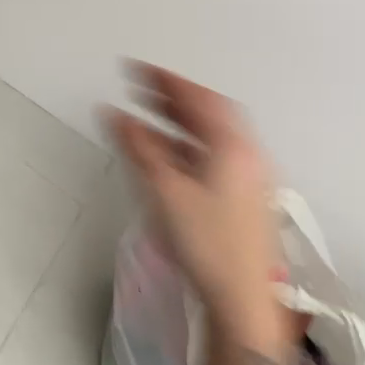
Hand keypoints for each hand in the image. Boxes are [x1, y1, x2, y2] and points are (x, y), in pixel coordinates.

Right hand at [106, 63, 284, 349]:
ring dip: (181, 120)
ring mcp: (248, 181)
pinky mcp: (242, 200)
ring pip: (213, 137)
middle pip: (212, 116)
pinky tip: (165, 151)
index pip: (201, 101)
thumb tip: (115, 114)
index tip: (137, 69)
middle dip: (175, 98)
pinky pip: (213, 155)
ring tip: (149, 112)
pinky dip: (186, 142)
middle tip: (141, 87)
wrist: (242, 296)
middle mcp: (247, 159)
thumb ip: (138, 147)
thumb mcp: (162, 188)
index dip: (168, 82)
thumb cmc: (203, 239)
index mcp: (232, 150)